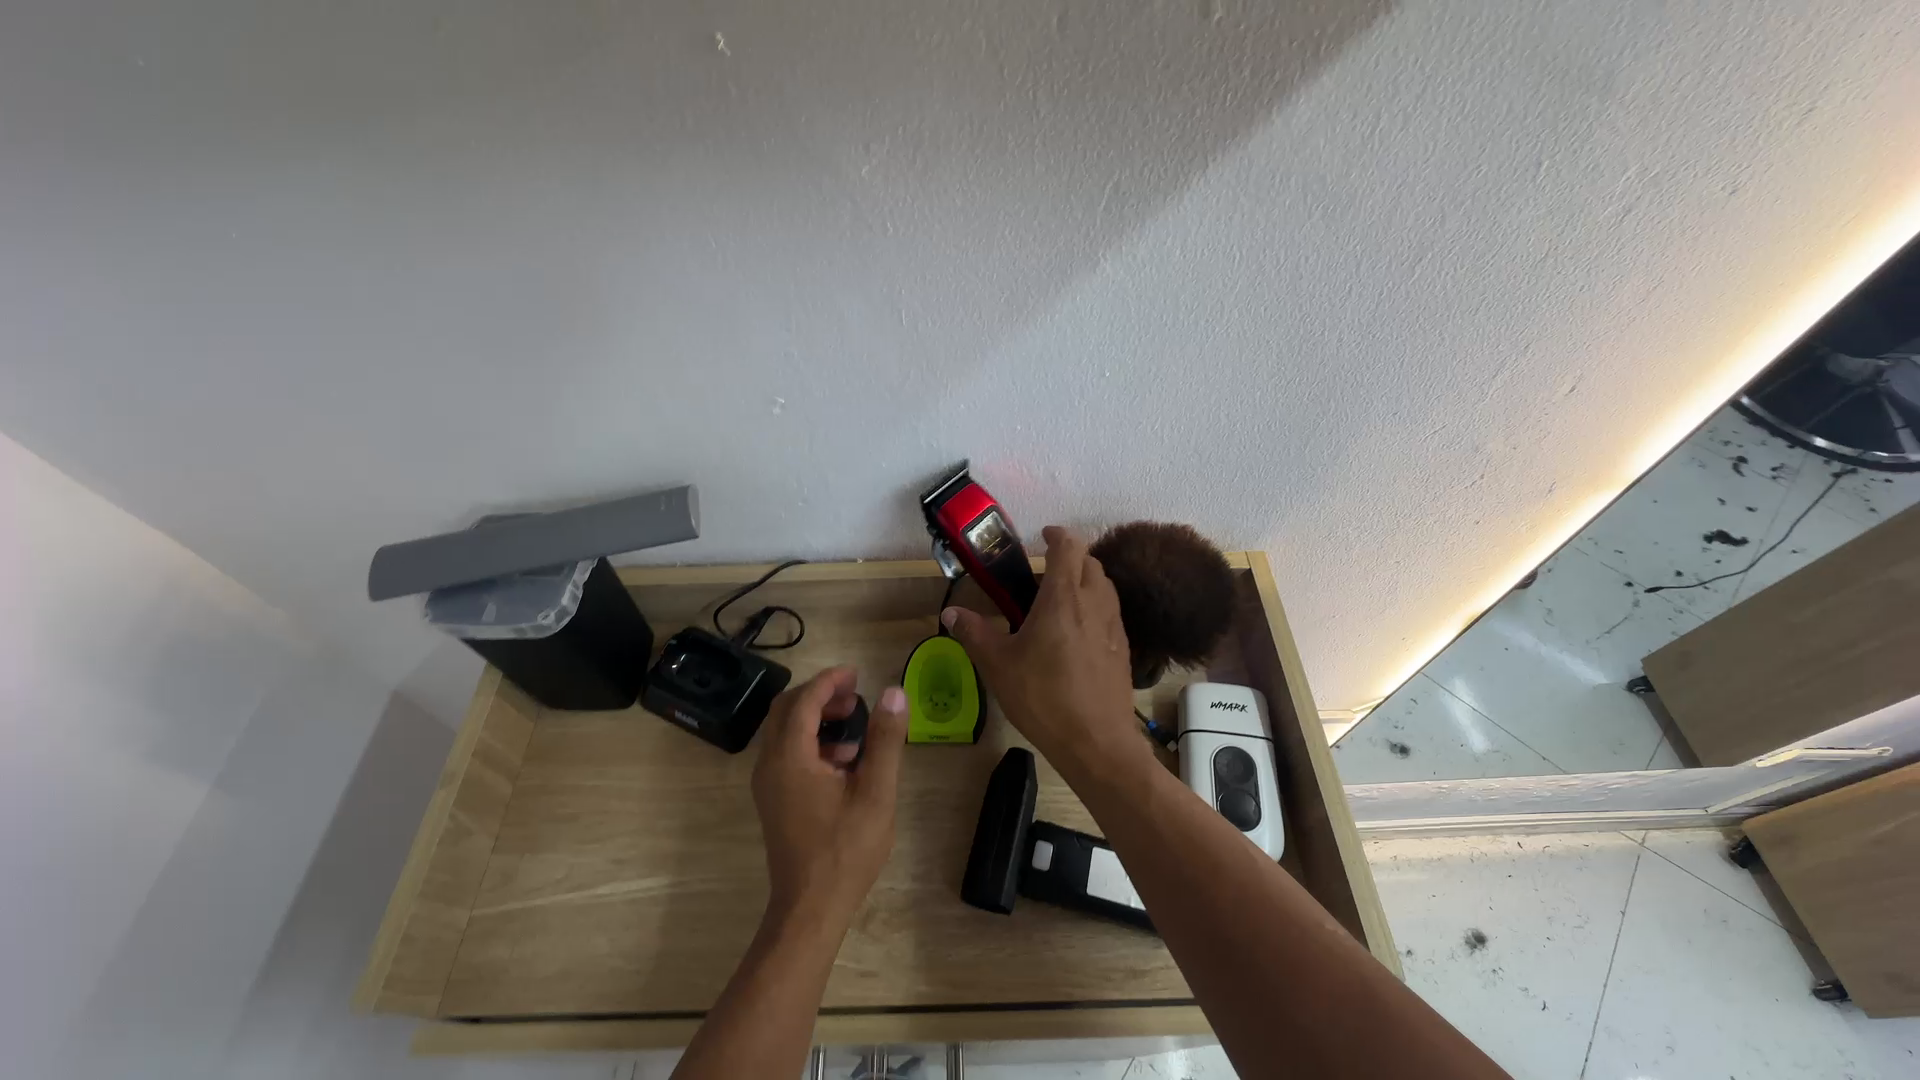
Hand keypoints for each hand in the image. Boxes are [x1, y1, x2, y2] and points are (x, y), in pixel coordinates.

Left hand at [751, 667, 907, 928]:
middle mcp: (769, 764)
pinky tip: (843, 762)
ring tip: (854, 729)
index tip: (857, 673)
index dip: (829, 681)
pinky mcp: (773, 800)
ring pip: (784, 732)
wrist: (810, 907)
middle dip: (819, 695)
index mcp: (789, 757)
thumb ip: (885, 740)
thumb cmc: (846, 850)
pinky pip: (786, 754)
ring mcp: (767, 784)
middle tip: (854, 696)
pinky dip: (810, 742)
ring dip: (815, 719)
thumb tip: (894, 692)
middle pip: (786, 710)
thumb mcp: (876, 792)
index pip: (804, 700)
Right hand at [942, 525, 1145, 776]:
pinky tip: (1076, 633)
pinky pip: (1110, 612)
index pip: (1069, 546)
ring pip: (1104, 585)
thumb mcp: (998, 665)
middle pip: (1090, 561)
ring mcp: (1113, 625)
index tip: (1042, 537)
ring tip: (1059, 600)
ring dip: (1085, 581)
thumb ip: (974, 633)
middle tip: (1044, 572)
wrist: (1096, 741)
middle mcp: (1094, 602)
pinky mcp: (1122, 648)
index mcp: (1063, 597)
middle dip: (1070, 557)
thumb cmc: (1043, 697)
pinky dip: (1095, 607)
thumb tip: (951, 613)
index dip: (1057, 535)